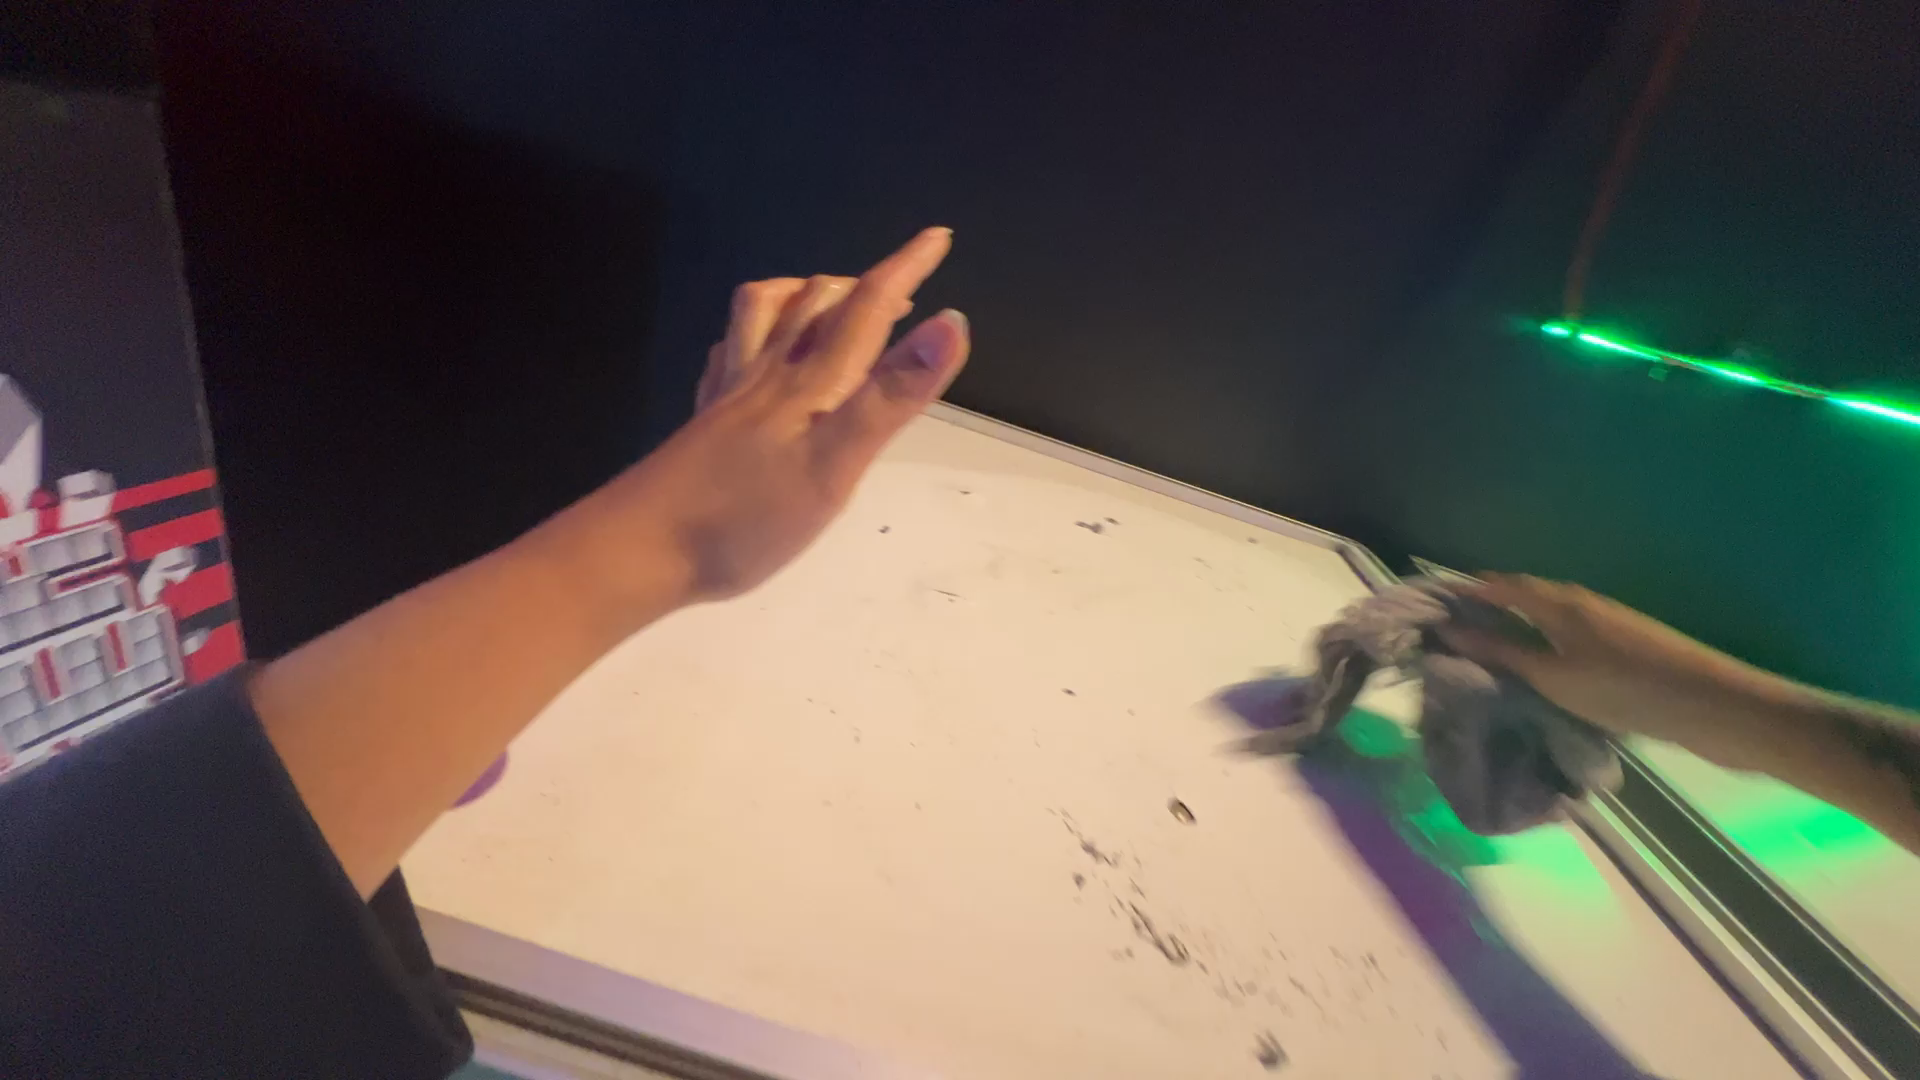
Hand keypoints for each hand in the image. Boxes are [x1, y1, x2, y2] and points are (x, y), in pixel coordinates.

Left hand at [551, 227, 969, 614]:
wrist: (642, 549)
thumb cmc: (746, 517)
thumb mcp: (835, 463)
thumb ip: (890, 396)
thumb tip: (949, 323)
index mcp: (809, 382)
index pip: (865, 309)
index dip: (904, 268)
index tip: (936, 237)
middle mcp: (769, 374)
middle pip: (817, 305)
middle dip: (863, 285)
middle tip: (900, 288)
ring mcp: (732, 395)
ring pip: (765, 317)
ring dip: (803, 294)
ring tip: (827, 298)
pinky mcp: (708, 421)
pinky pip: (728, 355)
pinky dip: (752, 334)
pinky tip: (753, 348)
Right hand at [1440, 574, 1782, 766]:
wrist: (1720, 708)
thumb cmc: (1624, 688)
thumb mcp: (1551, 676)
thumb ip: (1500, 653)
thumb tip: (1449, 630)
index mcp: (1559, 603)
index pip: (1501, 585)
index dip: (1468, 588)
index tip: (1436, 598)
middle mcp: (1582, 603)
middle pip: (1527, 593)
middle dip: (1492, 602)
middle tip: (1458, 620)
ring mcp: (1609, 621)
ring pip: (1550, 612)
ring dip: (1519, 619)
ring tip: (1492, 640)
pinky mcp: (1628, 643)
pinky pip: (1570, 629)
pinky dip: (1543, 634)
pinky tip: (1541, 658)